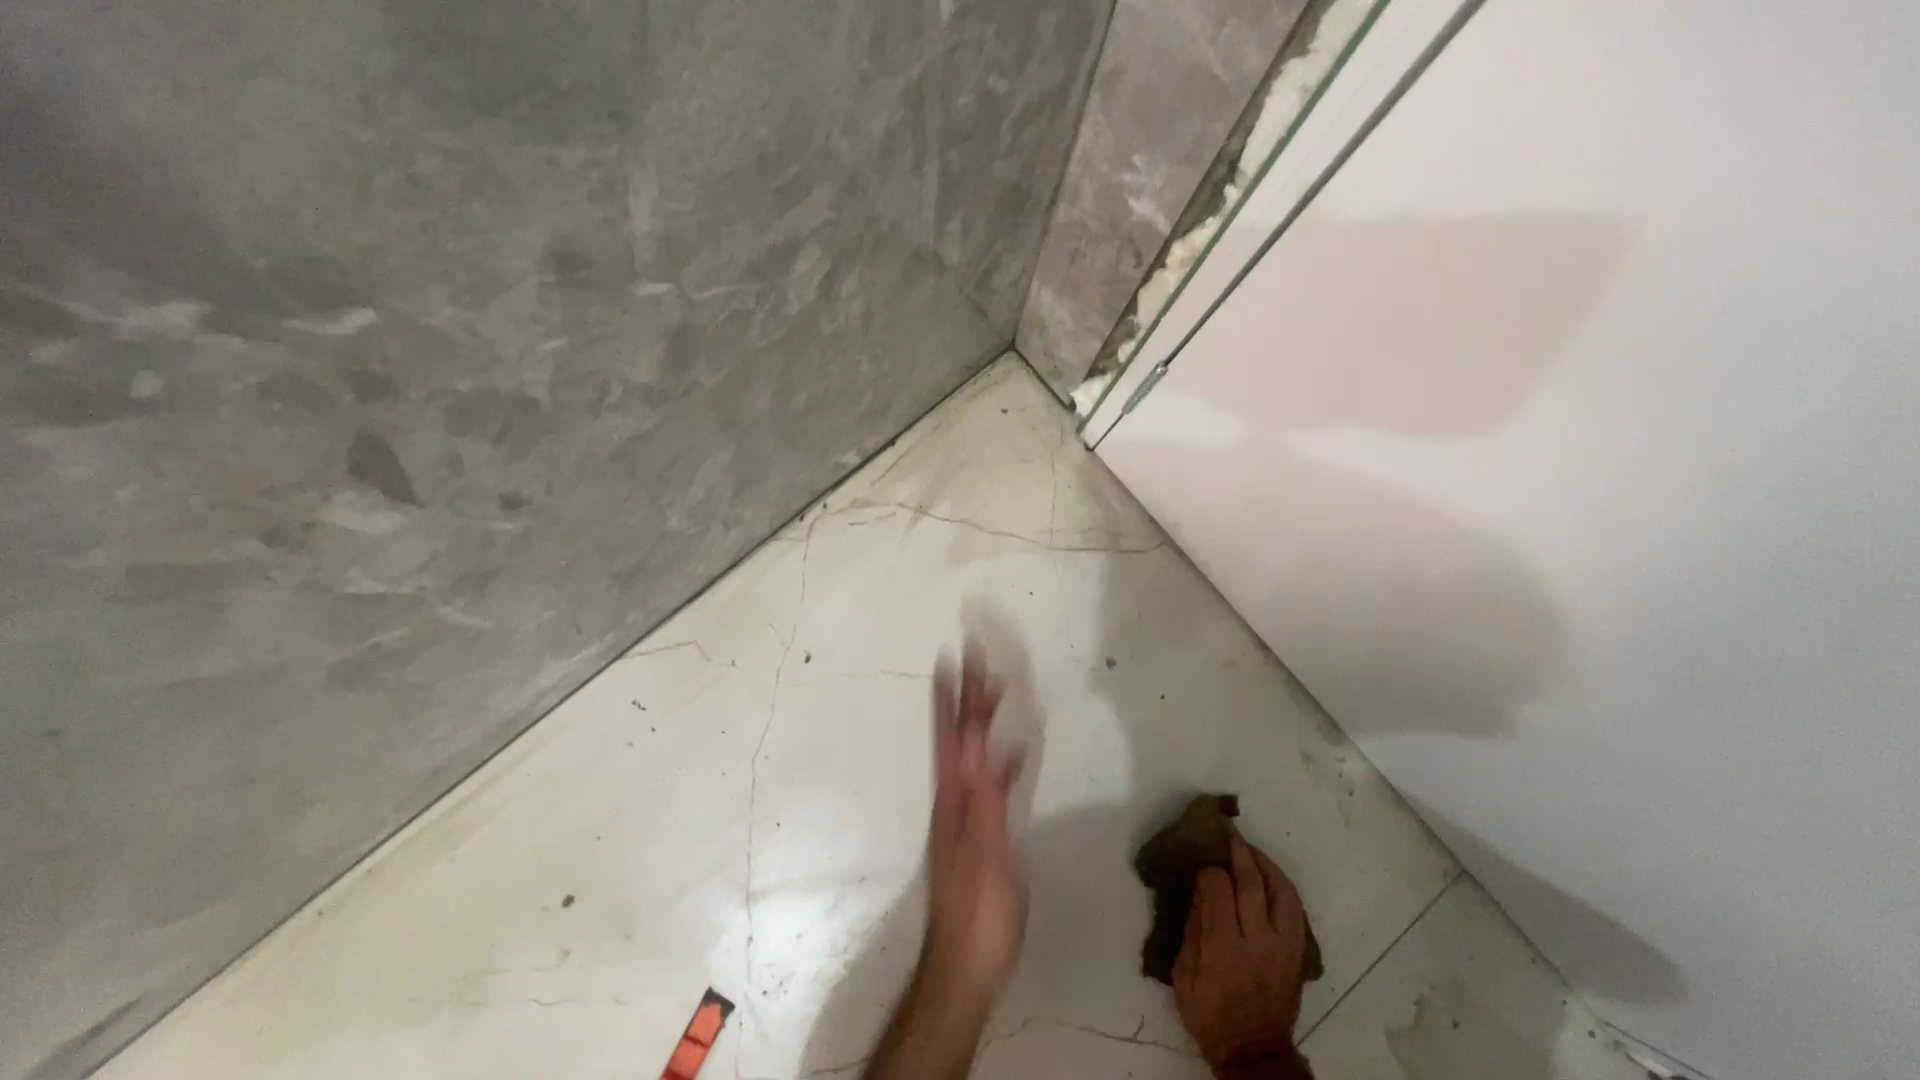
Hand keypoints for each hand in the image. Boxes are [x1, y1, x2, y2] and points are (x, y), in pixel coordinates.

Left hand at [922, 640, 1025, 997]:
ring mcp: (962, 817)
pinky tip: (1013, 754)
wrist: (963, 964)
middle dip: (964, 696)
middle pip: (956, 737)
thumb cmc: (979, 914)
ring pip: (967, 755)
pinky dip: (997, 759)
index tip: (963, 654)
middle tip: (972, 656)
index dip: (962, 695)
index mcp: (957, 799)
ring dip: (975, 720)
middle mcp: (954, 799)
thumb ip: (987, 804)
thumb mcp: (986, 856)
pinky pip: (985, 781)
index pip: (959, 735)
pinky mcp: (976, 834)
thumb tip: (989, 749)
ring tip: (987, 691)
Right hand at [1173, 834, 1310, 1073]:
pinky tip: (1269, 875)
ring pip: (1280, 891)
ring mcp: (1283, 944)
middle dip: (1237, 853)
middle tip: (1226, 833)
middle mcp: (1257, 940)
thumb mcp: (1184, 976)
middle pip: (1250, 883)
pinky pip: (1294, 908)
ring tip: (1248, 849)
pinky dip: (1282, 885)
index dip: (1207, 871)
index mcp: (1223, 947)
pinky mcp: (1297, 951)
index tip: (1199, 864)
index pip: (1218, 889)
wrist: (1254, 1050)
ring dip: (1263, 864)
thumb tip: (1198, 892)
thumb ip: (1192, 931)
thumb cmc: (1209, 1015)